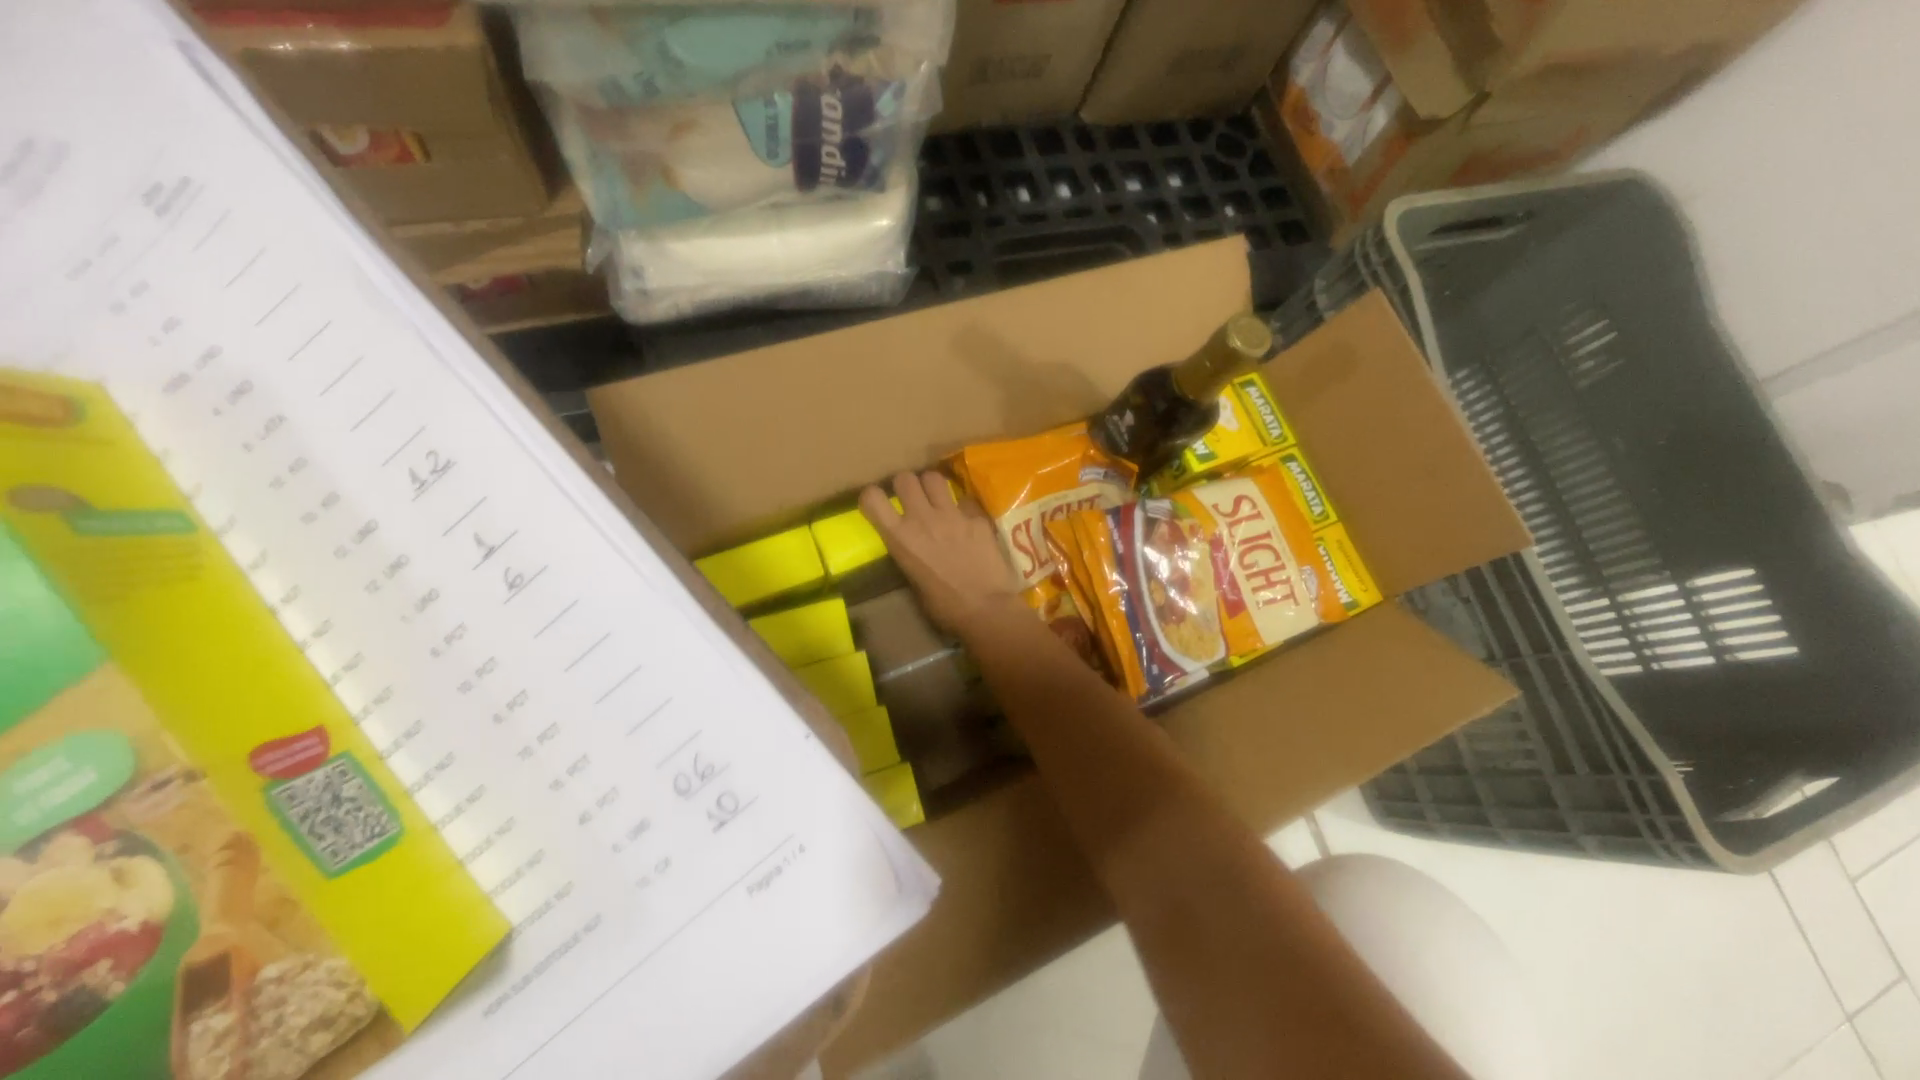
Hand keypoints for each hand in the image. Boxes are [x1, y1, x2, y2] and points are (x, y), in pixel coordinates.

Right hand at [860, 471, 1024, 637]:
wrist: (986, 609)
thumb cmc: (945, 607)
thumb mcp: (914, 582)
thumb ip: (909, 556)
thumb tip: (913, 548)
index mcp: (900, 538)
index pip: (872, 498)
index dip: (873, 497)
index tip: (879, 505)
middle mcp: (922, 518)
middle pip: (905, 478)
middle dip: (905, 485)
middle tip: (911, 499)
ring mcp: (952, 514)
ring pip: (934, 478)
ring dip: (932, 486)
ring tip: (937, 500)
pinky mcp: (977, 517)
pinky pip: (965, 500)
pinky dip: (963, 507)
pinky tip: (967, 521)